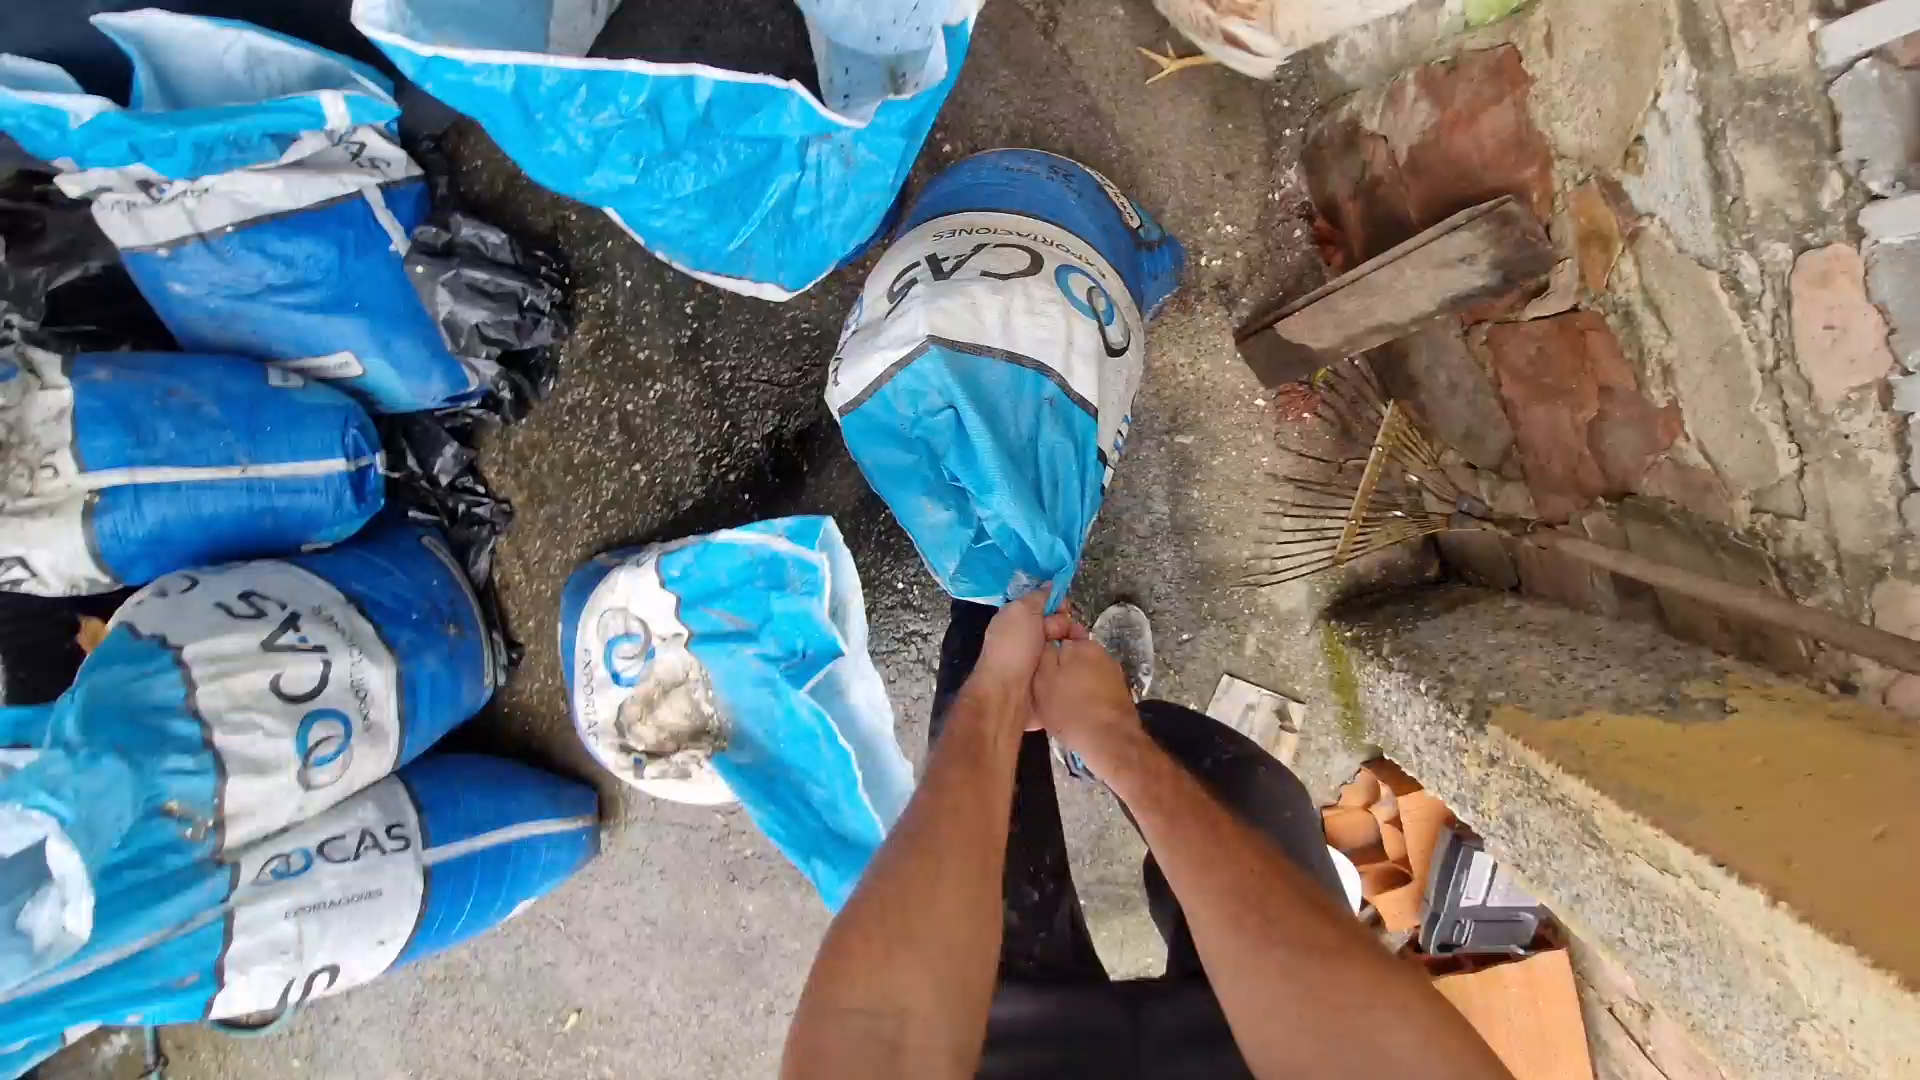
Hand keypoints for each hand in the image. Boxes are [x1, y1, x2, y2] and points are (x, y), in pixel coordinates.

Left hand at [973, 592, 1083, 695]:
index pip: (1044, 607)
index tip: (1067, 608)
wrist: (1007, 695)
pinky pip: (1066, 667)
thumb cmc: (1013, 648)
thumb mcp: (1022, 611)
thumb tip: (1050, 584)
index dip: (1058, 605)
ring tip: (1079, 648)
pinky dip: (1074, 664)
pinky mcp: (1048, 682)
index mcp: (1017, 621)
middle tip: (1071, 633)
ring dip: (1074, 645)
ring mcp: (1038, 662)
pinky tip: (1081, 664)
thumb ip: (1037, 596)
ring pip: (1065, 647)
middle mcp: (1027, 640)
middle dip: (1067, 626)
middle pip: (1058, 626)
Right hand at [1033, 638, 1145, 775]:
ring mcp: (1112, 672)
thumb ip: (1042, 654)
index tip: (1038, 665)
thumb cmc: (1070, 709)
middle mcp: (1100, 652)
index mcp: (1080, 645)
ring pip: (1084, 671)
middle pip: (1072, 654)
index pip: (1058, 633)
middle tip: (1046, 687)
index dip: (1046, 648)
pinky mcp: (1119, 692)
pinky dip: (1086, 695)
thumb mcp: (1043, 680)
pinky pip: (1095, 687)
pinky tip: (1078, 711)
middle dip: (1061, 666)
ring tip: (1061, 702)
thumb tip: (1045, 641)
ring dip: (1074, 681)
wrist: (1110, 740)